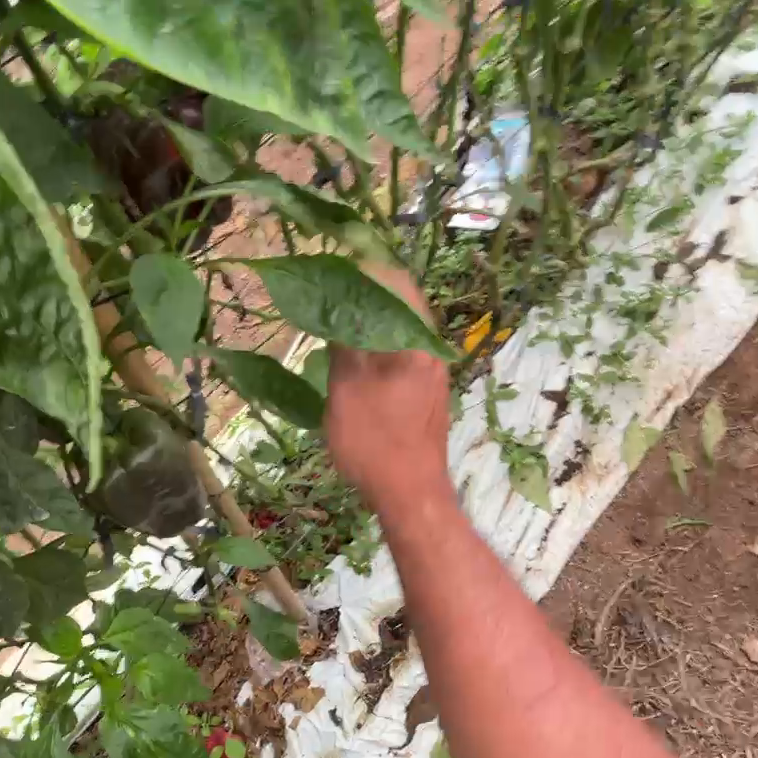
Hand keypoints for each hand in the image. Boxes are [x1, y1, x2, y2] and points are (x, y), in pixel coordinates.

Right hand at [324, 262, 452, 518]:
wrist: (410, 495)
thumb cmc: (375, 441)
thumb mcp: (347, 389)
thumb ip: (344, 343)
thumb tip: (335, 304)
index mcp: (416, 341)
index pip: (396, 282)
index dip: (365, 267)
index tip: (334, 263)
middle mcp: (430, 351)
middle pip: (399, 306)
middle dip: (364, 294)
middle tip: (327, 292)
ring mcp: (430, 374)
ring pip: (398, 333)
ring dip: (368, 323)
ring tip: (333, 322)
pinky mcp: (425, 395)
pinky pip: (399, 356)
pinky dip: (376, 348)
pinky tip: (352, 358)